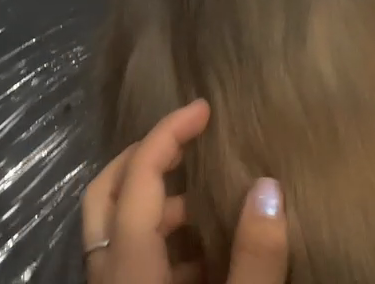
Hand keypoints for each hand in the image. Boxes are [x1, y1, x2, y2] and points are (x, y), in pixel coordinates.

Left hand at [82, 99, 288, 283]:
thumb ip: (254, 255)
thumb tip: (268, 186)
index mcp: (127, 264)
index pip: (139, 176)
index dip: (168, 133)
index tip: (203, 108)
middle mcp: (106, 273)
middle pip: (106, 191)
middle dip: (145, 156)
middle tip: (188, 139)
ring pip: (116, 227)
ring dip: (157, 203)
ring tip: (210, 197)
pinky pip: (131, 259)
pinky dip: (161, 240)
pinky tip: (207, 251)